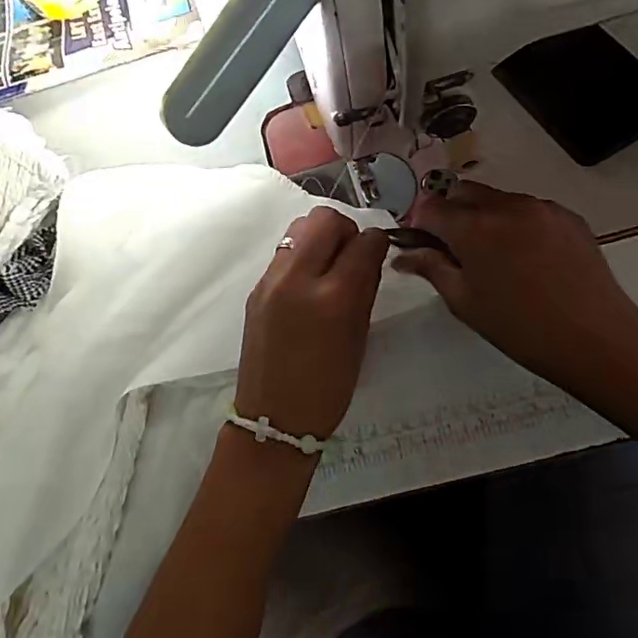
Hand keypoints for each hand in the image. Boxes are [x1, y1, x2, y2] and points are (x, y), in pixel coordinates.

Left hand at [234, 207, 389, 445]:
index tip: (381, 251)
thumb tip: (371, 256)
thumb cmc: (329, 387)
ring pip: (300, 228)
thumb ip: (366, 289)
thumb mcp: (359, 337)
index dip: (378, 242)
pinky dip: (303, 255)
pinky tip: (310, 282)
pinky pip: (284, 252)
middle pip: (326, 220)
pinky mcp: (256, 289)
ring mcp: (271, 281)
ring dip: (321, 237)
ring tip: (330, 266)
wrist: (275, 417)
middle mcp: (298, 279)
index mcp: (333, 297)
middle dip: (347, 230)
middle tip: (354, 255)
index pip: (364, 242)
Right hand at [395, 181, 637, 390]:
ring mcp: (541, 207)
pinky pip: (529, 209)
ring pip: (497, 199)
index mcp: (473, 227)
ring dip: (483, 217)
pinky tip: (526, 258)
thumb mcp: (465, 302)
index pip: (430, 207)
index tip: (420, 245)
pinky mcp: (568, 216)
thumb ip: (433, 269)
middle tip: (453, 250)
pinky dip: (515, 223)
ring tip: (493, 257)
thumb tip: (405, 254)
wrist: (594, 336)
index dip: (418, 224)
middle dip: (449, 213)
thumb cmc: (519, 328)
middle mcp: (505, 206)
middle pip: (462, 192)